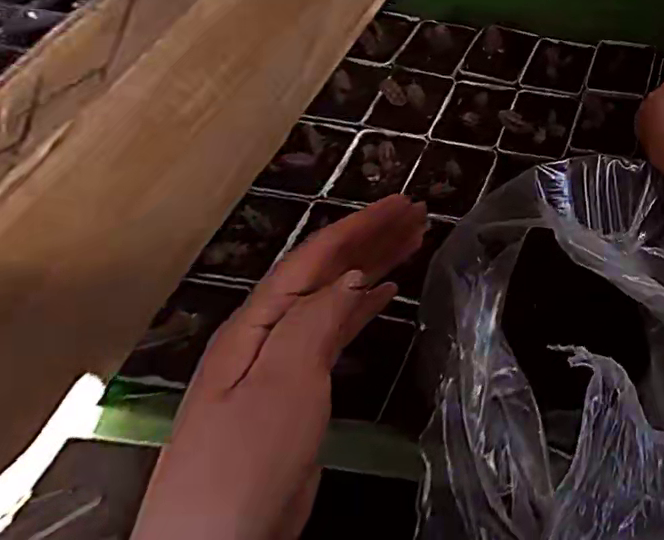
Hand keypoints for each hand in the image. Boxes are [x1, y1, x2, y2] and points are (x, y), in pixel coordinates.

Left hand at [130, 194, 426, 539]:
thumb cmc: (245, 461)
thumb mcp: (281, 383)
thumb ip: (313, 321)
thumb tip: (349, 274)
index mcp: (254, 329)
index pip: (311, 261)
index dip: (357, 226)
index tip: (401, 201)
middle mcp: (265, 338)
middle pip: (322, 272)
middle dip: (369, 238)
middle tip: (417, 212)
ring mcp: (278, 365)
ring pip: (333, 296)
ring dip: (372, 264)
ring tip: (414, 240)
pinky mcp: (296, 389)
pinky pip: (336, 326)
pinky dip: (364, 303)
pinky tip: (386, 292)